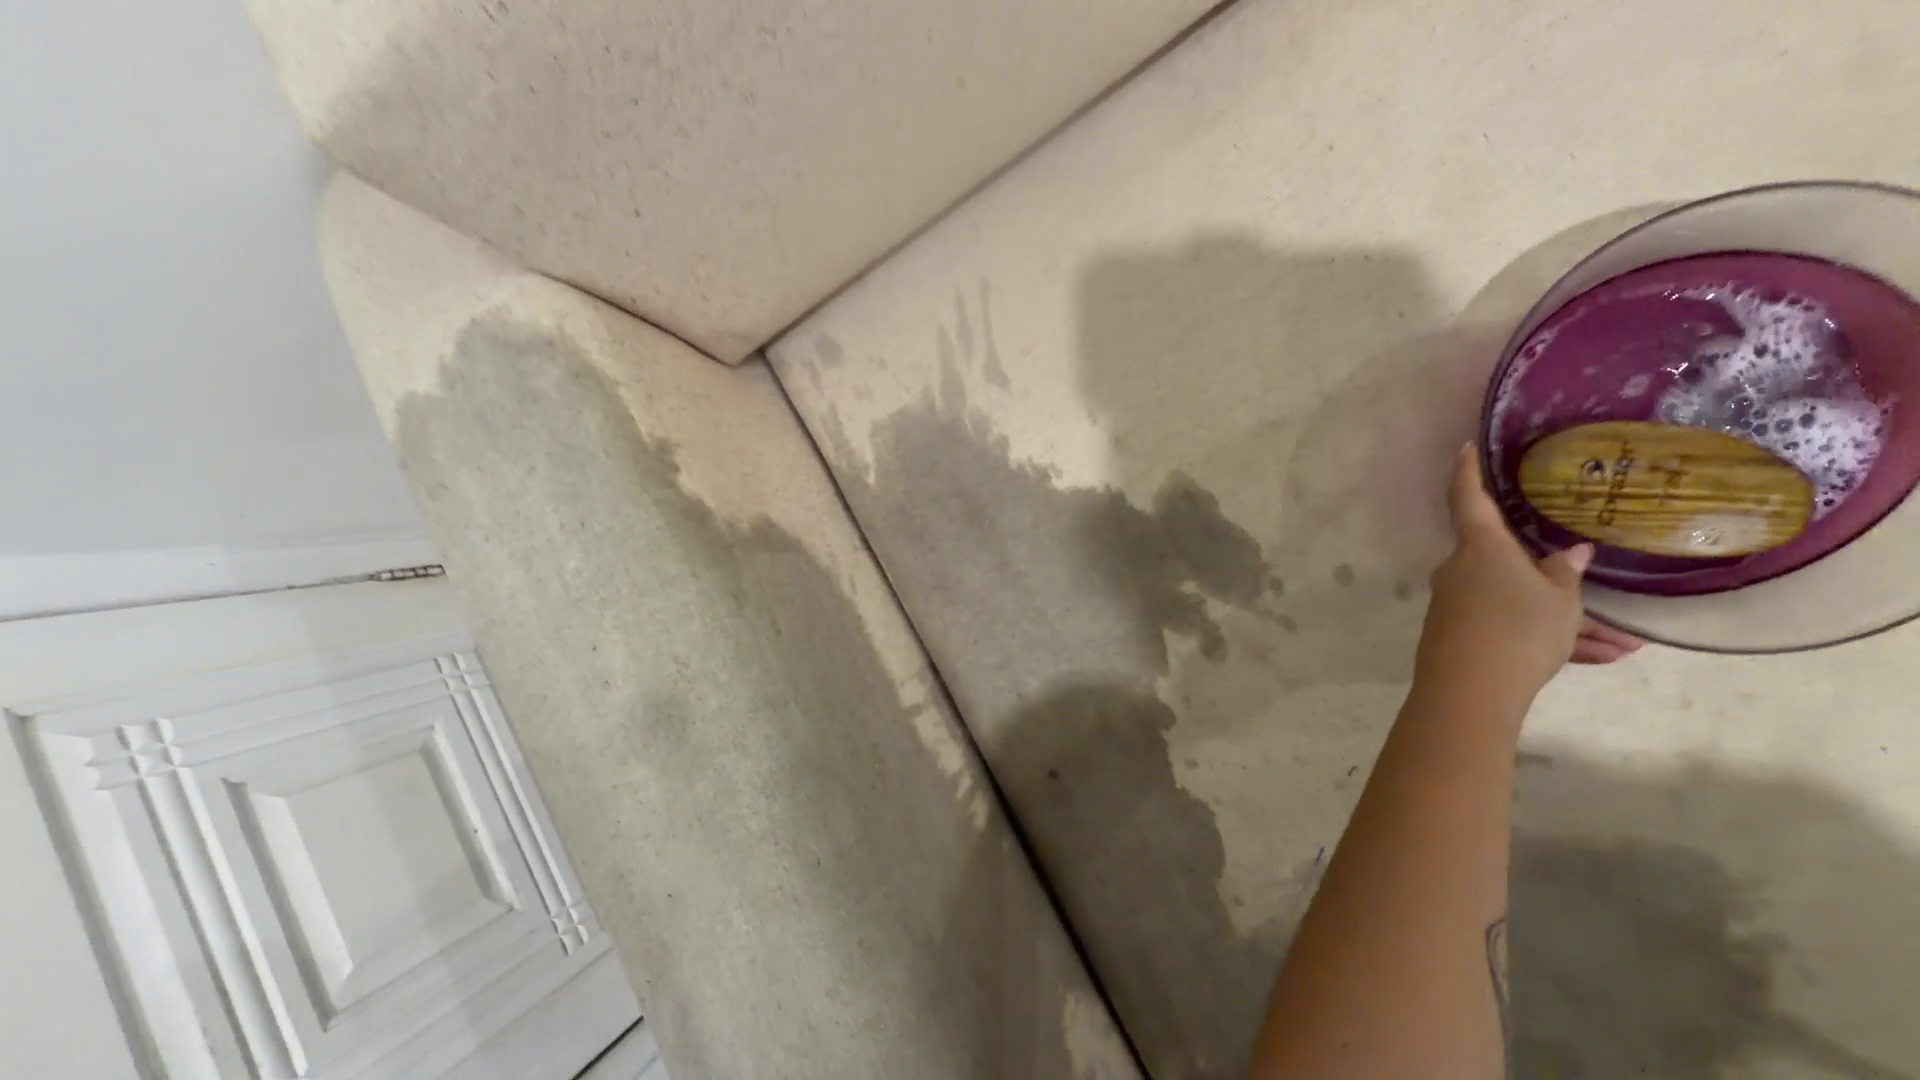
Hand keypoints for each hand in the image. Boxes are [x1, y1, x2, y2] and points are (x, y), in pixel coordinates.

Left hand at [1416, 445, 1641, 704]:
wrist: (1468, 691)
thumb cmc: (1516, 629)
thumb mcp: (1559, 601)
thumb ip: (1564, 575)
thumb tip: (1569, 554)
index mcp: (1480, 547)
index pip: (1469, 498)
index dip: (1468, 471)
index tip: (1465, 448)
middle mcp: (1461, 569)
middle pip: (1508, 562)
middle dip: (1556, 581)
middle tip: (1599, 597)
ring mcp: (1457, 603)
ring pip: (1519, 602)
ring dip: (1567, 621)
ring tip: (1622, 644)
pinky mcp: (1460, 635)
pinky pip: (1510, 628)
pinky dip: (1549, 640)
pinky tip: (1601, 660)